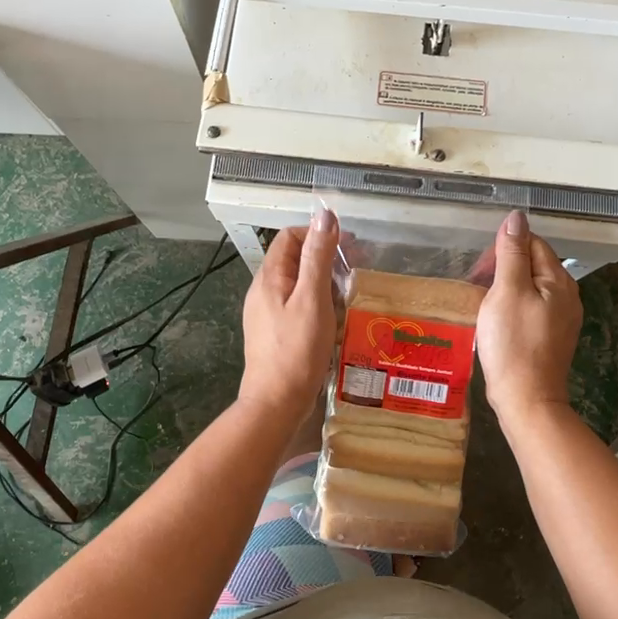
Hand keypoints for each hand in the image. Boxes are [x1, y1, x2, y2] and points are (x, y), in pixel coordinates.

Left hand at [238, 210, 338, 422]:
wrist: (276, 404)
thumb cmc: (297, 350)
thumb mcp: (313, 299)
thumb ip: (318, 257)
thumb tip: (324, 214)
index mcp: (269, 277)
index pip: (290, 237)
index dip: (318, 234)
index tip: (347, 249)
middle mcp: (263, 291)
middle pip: (294, 259)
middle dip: (324, 260)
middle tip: (354, 272)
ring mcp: (266, 313)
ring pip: (297, 284)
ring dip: (323, 283)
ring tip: (347, 297)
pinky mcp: (274, 333)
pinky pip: (297, 306)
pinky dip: (317, 304)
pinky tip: (333, 320)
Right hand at [476, 210, 581, 422]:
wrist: (526, 399)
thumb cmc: (513, 342)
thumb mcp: (507, 291)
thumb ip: (512, 253)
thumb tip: (516, 217)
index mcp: (559, 280)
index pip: (532, 244)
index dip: (504, 248)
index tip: (480, 270)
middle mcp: (567, 295)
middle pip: (533, 264)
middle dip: (503, 267)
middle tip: (477, 287)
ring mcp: (561, 318)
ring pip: (530, 287)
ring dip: (505, 288)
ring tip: (483, 304)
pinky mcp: (550, 337)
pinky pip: (530, 308)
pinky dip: (511, 306)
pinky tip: (496, 321)